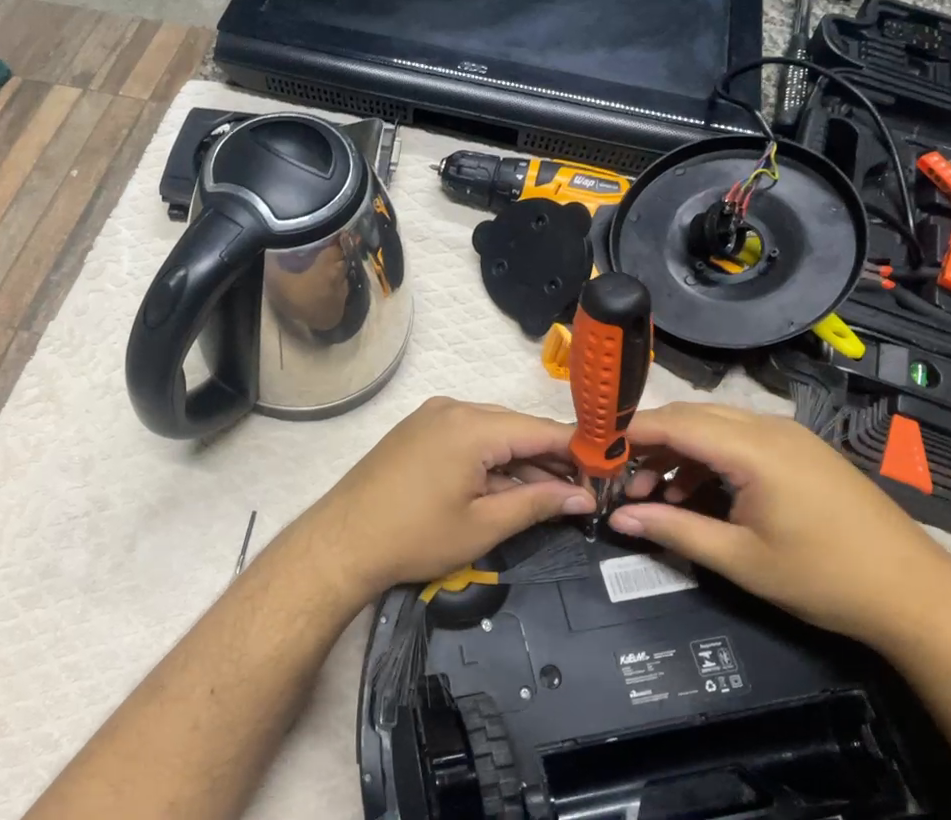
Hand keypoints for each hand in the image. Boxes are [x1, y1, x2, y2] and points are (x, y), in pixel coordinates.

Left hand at [292, 397, 594, 598]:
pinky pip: (467, 438)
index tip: (608, 471)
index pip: (541, 430)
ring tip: (553, 495)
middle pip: (516, 428)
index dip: (578, 450)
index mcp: (471, 426)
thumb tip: (583, 497)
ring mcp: (431, 417)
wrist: (342, 542)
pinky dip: (490, 460)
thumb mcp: (484, 525)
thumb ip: (538, 504)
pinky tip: (509, 487)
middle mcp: (452, 409)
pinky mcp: (417, 431)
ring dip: (520, 462)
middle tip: (583, 492)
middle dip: (550, 458)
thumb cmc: (415, 537)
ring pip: (492, 433)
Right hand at [608, 403, 950, 646]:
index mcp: (754, 450)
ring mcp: (790, 438)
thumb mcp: (740, 560)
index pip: (674, 423)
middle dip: (650, 443)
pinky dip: (708, 460)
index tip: (592, 449)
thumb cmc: (824, 578)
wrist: (916, 594)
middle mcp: (769, 429)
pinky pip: (741, 441)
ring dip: (678, 453)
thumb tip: (618, 519)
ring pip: (714, 428)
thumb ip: (674, 532)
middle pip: (691, 418)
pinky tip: (696, 495)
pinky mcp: (802, 452)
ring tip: (654, 495)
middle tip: (619, 479)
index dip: (628, 432)